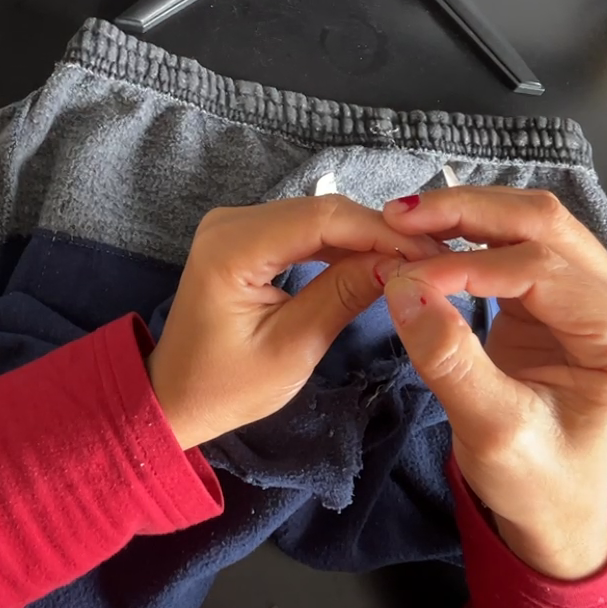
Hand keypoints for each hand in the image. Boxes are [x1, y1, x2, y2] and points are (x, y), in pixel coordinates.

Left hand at [149, 196, 441, 450]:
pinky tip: (373, 260)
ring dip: (362, 236)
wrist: (173, 396)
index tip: (432, 252)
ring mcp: (233, 224)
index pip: (320, 219)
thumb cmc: (226, 387)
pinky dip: (338, 244)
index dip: (381, 231)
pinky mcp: (242, 236)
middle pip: (319, 211)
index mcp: (231, 248)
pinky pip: (300, 229)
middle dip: (378, 232)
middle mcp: (229, 221)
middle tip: (433, 259)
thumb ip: (344, 295)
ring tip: (413, 261)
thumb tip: (402, 263)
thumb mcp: (293, 348)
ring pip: (314, 216)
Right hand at [378, 188, 606, 578]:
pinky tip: (430, 236)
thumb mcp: (490, 432)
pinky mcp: (566, 292)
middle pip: (546, 225)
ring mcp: (601, 293)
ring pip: (532, 221)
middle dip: (467, 212)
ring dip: (467, 213)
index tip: (404, 277)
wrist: (551, 507)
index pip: (543, 270)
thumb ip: (450, 359)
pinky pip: (518, 242)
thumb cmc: (534, 482)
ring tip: (405, 219)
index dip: (468, 265)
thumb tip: (403, 287)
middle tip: (398, 217)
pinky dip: (470, 234)